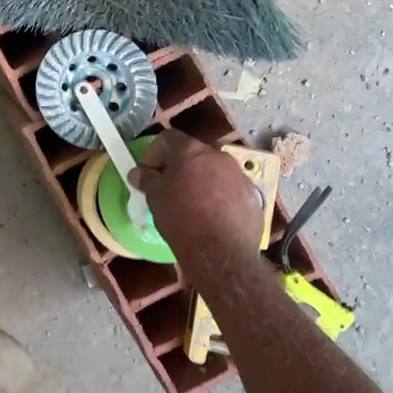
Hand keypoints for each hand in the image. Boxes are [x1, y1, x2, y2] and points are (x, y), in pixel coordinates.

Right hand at [127, 131, 264, 258]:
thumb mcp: (155, 197)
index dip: (153, 153)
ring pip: (215, 171)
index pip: (167, 138)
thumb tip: (138, 173)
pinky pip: (231, 190)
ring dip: (201, 181)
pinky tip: (213, 217)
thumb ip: (146, 179)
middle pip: (194, 153)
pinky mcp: (254, 198)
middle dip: (179, 166)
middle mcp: (219, 156)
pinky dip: (220, 197)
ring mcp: (240, 176)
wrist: (221, 253)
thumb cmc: (181, 218)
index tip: (147, 172)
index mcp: (191, 150)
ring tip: (192, 203)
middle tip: (168, 186)